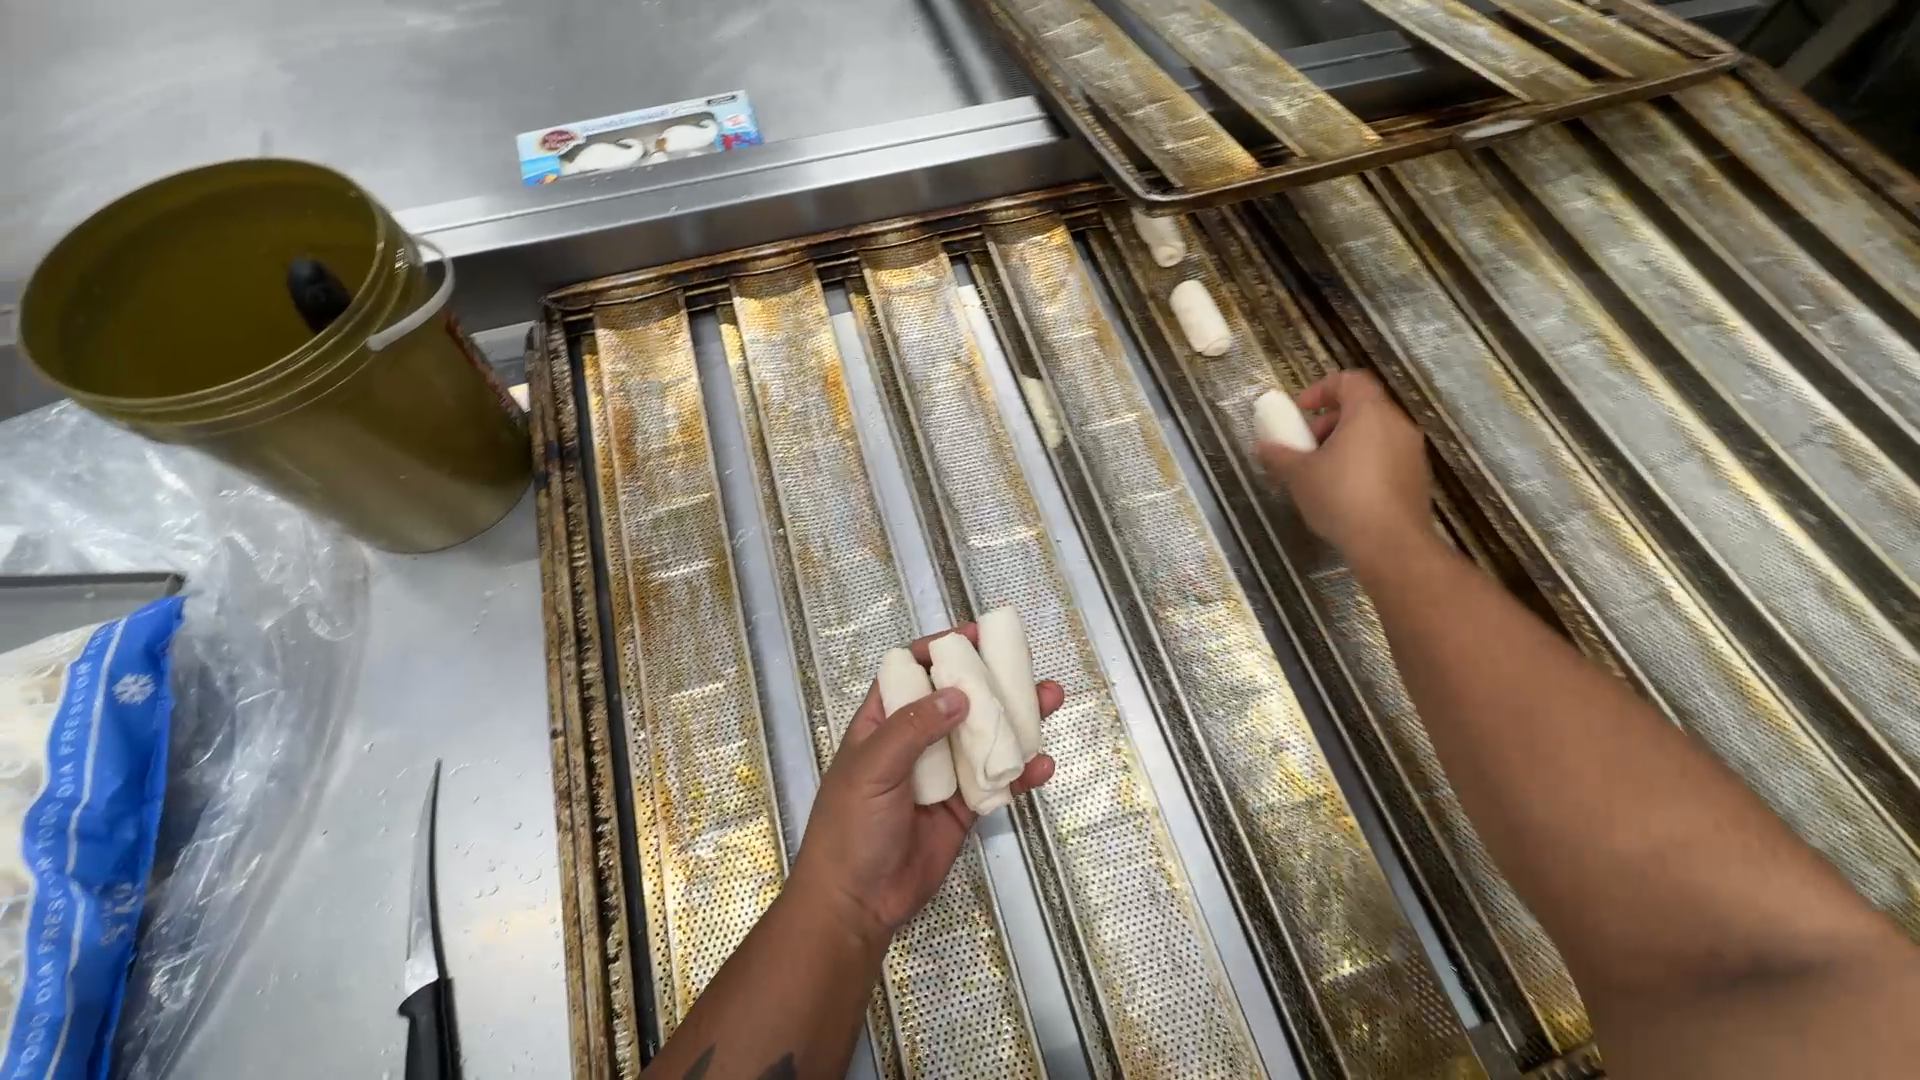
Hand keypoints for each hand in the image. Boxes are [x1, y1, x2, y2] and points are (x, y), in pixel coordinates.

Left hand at [789, 623, 1059, 948]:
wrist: (857, 903)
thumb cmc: (851, 828)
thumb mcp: (873, 768)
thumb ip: (914, 729)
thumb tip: (959, 694)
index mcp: (882, 724)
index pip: (911, 673)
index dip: (939, 651)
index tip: (972, 635)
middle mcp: (915, 743)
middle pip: (957, 701)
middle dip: (990, 680)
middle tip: (1024, 662)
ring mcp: (942, 775)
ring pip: (984, 738)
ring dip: (1016, 720)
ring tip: (1050, 698)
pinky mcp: (963, 809)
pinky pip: (995, 783)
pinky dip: (1020, 773)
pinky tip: (1042, 765)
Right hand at [1256, 370, 1432, 571]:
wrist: (1390, 543)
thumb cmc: (1341, 497)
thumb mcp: (1298, 475)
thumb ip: (1278, 455)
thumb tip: (1262, 447)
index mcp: (1369, 412)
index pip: (1350, 380)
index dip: (1321, 389)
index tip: (1300, 410)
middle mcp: (1397, 424)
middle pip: (1361, 408)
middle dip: (1327, 423)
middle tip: (1304, 447)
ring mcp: (1411, 451)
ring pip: (1373, 435)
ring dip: (1343, 445)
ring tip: (1319, 474)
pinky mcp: (1416, 477)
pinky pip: (1384, 458)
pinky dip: (1361, 464)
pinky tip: (1342, 494)